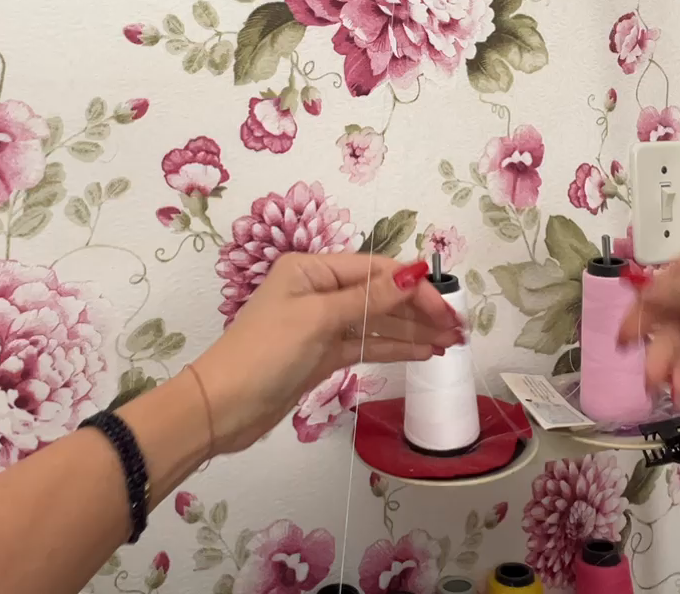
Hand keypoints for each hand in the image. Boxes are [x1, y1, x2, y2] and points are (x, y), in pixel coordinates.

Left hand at [190, 253, 464, 454]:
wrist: (221, 409)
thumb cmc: (265, 352)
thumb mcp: (318, 319)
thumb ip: (369, 299)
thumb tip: (413, 273)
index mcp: (312, 270)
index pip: (375, 271)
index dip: (412, 287)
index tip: (446, 307)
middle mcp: (319, 291)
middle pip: (380, 295)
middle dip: (418, 309)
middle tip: (458, 329)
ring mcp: (323, 324)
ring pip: (377, 322)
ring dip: (413, 330)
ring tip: (450, 343)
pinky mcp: (324, 354)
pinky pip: (367, 344)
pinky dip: (394, 348)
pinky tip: (424, 352)